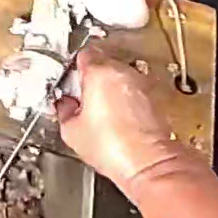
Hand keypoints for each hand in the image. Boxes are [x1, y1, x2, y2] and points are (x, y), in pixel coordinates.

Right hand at [56, 47, 195, 189]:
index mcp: (98, 72)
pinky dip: (126, 100)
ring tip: (102, 114)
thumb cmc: (114, 147)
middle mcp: (122, 72)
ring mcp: (140, 83)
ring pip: (119, 77)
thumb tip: (65, 106)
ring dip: (111, 89)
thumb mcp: (71, 131)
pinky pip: (134, 91)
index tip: (71, 81)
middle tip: (83, 100)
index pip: (83, 54)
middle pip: (102, 63)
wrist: (148, 164)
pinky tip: (119, 121)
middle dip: (92, 79)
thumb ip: (64, 109)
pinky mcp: (154, 97)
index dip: (75, 67)